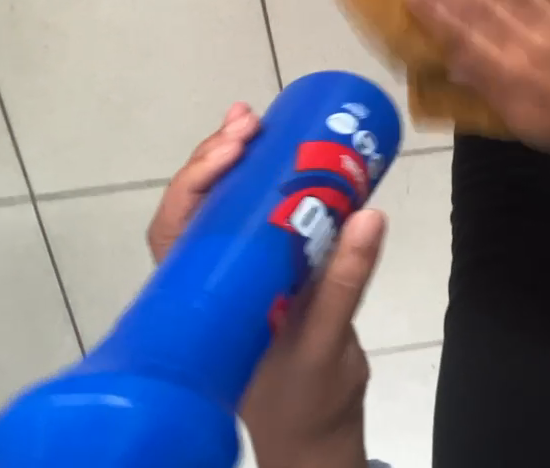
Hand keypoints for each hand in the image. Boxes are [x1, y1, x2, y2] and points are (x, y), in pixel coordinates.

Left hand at [150, 107, 388, 467]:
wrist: (316, 427)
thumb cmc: (308, 391)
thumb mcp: (327, 340)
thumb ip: (346, 281)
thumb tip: (371, 214)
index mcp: (202, 302)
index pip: (177, 231)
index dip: (198, 182)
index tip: (233, 146)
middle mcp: (212, 281)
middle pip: (197, 210)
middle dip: (218, 159)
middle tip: (249, 120)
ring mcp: (241, 273)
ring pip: (223, 210)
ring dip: (237, 163)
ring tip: (257, 120)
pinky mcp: (272, 269)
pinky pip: (261, 219)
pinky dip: (268, 182)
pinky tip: (287, 154)